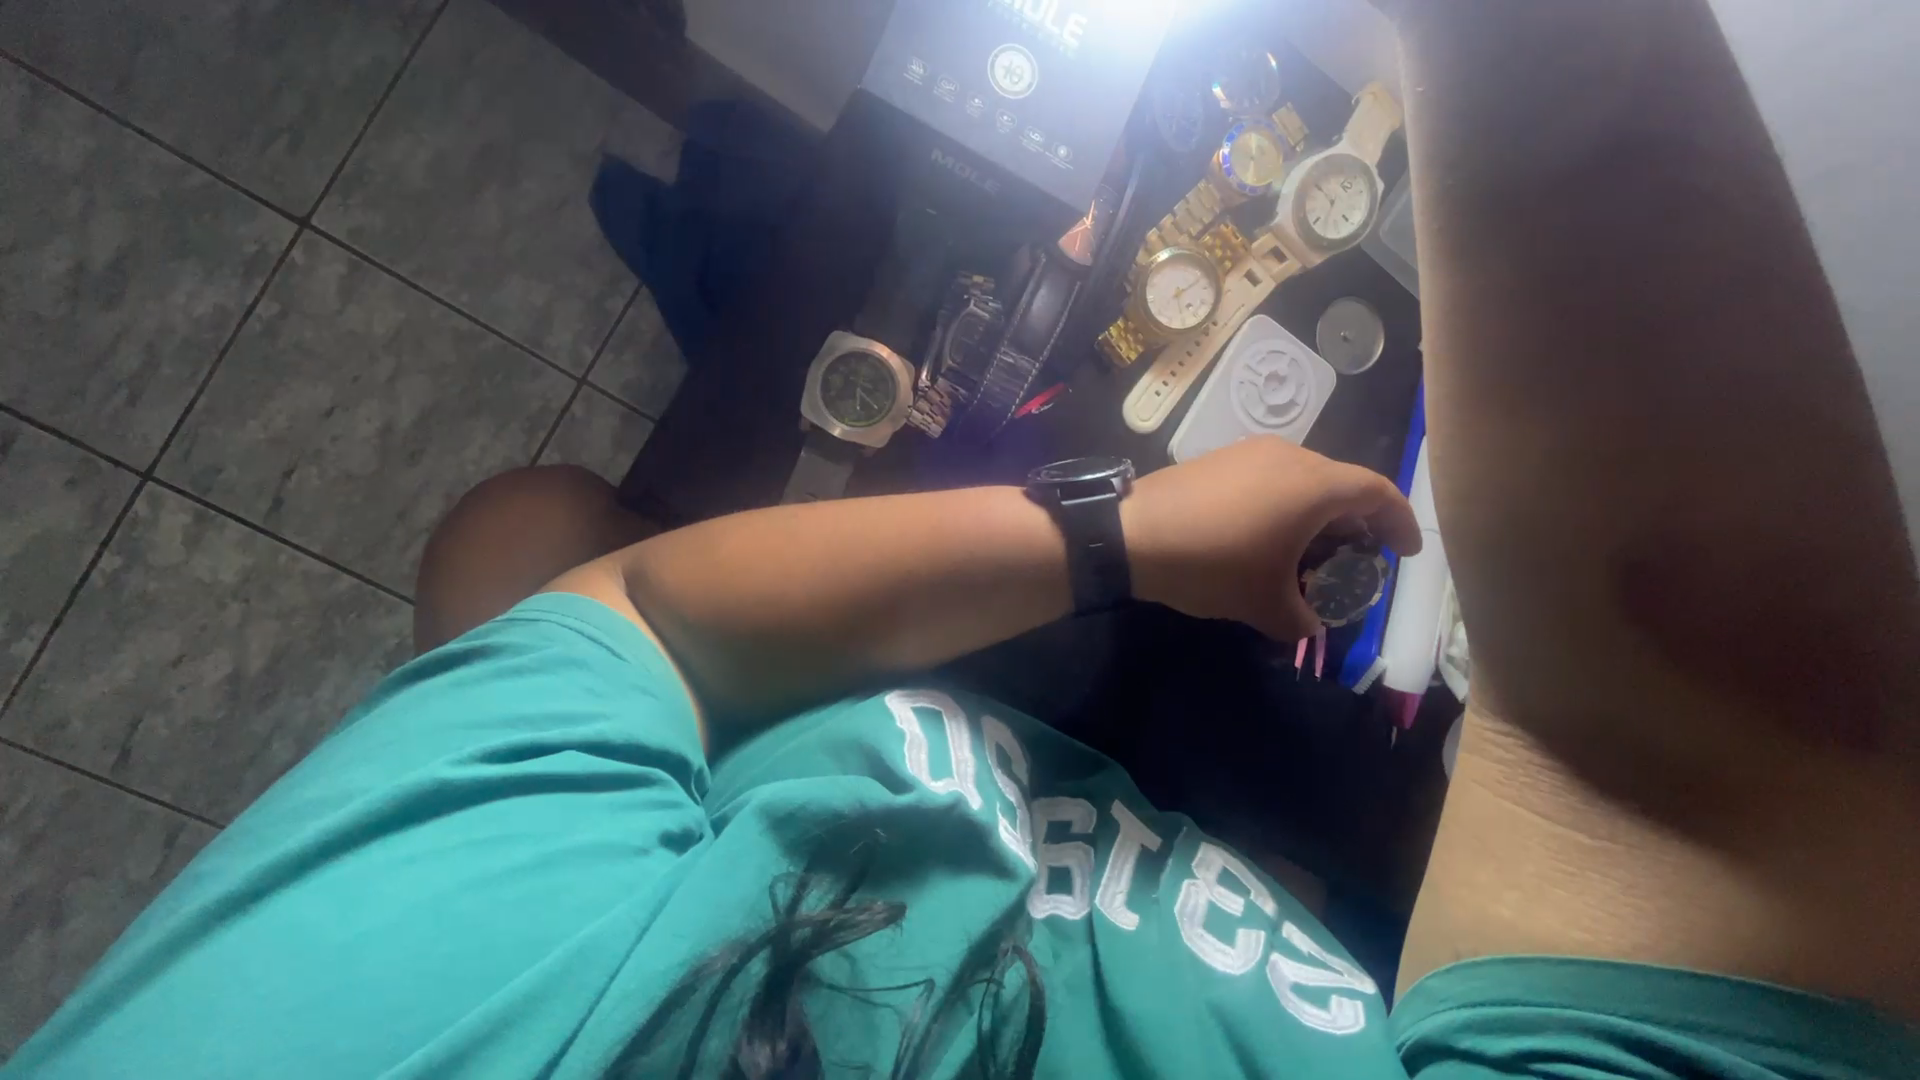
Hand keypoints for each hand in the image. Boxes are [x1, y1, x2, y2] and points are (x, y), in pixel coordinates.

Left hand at [1121, 437, 1420, 640]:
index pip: (1378, 493)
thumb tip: (1308, 624)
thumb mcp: (1263, 604)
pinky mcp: (1219, 458)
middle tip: (1355, 560)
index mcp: (1314, 484)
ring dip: (1316, 514)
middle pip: (1341, 484)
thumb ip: (1300, 618)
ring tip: (1308, 554)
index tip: (1405, 552)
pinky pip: (1269, 478)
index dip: (1400, 523)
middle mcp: (1289, 455)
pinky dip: (1282, 504)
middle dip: (1356, 523)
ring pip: (1303, 479)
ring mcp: (1250, 452)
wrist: (1129, 534)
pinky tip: (1263, 536)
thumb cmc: (1210, 564)